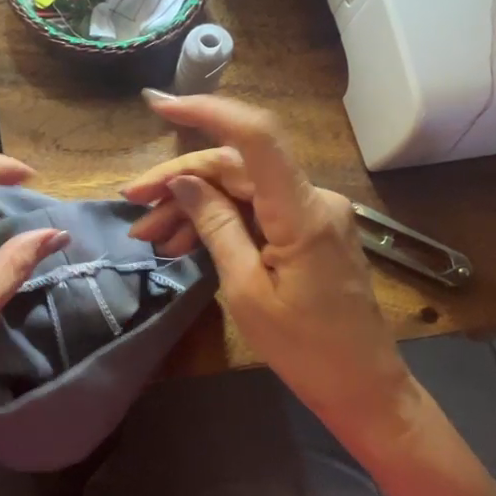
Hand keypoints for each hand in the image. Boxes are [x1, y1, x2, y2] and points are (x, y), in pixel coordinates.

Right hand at [122, 93, 412, 428]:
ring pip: (241, 190)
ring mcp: (313, 214)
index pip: (256, 136)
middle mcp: (313, 200)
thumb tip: (183, 182)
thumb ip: (215, 226)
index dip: (208, 110)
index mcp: (302, 212)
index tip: (160, 107)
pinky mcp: (308, 231)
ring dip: (192, 207)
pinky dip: (218, 223)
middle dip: (179, 182)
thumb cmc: (305, 349)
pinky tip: (182, 244)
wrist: (363, 388)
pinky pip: (255, 212)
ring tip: (148, 236)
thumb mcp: (245, 290)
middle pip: (236, 168)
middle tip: (133, 207)